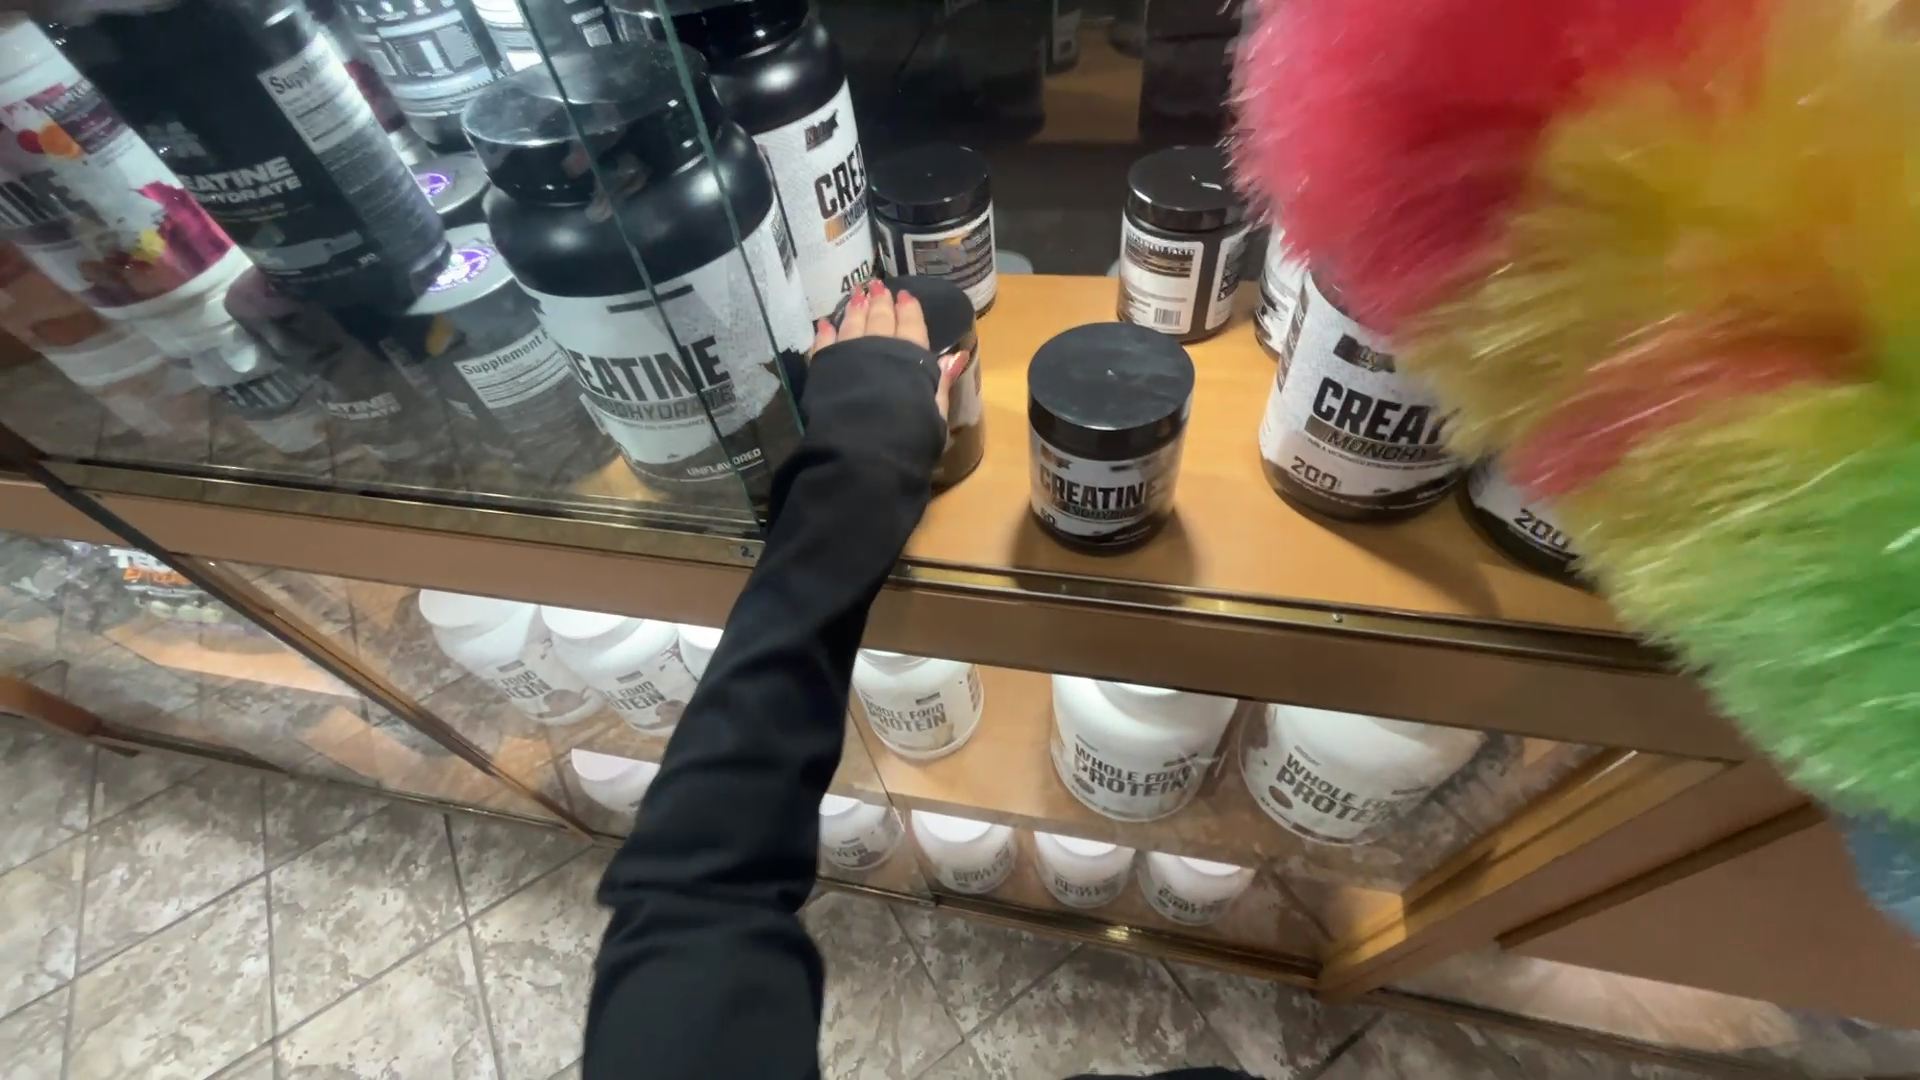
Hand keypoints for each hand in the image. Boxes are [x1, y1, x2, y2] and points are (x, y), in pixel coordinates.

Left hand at [811, 280, 965, 422]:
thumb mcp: (935, 412)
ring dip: (855, 309)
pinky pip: (824, 343)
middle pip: (880, 319)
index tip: (905, 296)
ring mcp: (848, 354)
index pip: (912, 327)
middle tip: (878, 286)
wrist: (863, 449)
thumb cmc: (907, 435)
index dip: (909, 310)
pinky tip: (825, 323)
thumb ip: (941, 382)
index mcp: (910, 358)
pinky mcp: (823, 366)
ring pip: (852, 324)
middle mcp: (878, 347)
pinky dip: (825, 332)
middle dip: (880, 302)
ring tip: (856, 294)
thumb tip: (955, 356)